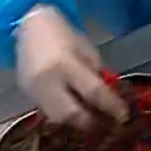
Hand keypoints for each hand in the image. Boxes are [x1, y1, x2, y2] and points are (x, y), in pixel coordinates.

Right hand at [14, 5, 126, 127]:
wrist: (27, 26)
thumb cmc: (62, 34)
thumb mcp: (86, 50)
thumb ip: (97, 74)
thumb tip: (110, 96)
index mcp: (65, 64)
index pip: (93, 92)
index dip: (111, 106)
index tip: (124, 116)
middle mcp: (47, 81)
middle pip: (72, 114)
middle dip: (92, 122)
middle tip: (107, 124)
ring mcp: (34, 91)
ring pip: (58, 119)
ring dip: (77, 122)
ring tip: (91, 120)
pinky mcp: (27, 95)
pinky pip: (49, 113)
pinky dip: (64, 117)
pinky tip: (75, 112)